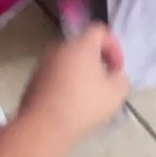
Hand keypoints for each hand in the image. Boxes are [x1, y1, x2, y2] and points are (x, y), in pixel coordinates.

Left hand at [19, 24, 129, 141]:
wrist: (44, 125)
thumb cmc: (83, 105)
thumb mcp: (115, 94)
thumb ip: (121, 79)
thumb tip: (116, 76)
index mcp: (81, 45)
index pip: (100, 31)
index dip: (114, 47)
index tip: (117, 69)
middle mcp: (60, 48)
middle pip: (83, 45)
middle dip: (97, 60)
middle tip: (105, 81)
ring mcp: (43, 62)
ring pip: (68, 60)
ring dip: (81, 72)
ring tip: (88, 94)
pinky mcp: (34, 78)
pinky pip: (55, 73)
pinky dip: (66, 81)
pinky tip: (70, 102)